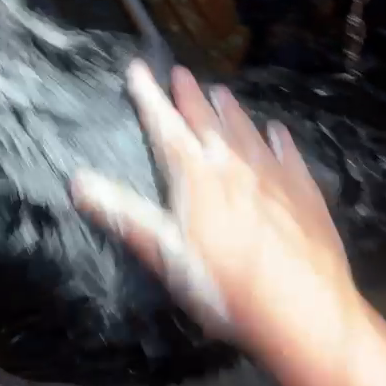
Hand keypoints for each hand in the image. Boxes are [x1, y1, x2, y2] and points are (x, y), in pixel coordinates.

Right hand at [69, 61, 357, 353]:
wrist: (309, 318)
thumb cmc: (226, 284)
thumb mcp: (164, 252)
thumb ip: (121, 213)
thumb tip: (76, 180)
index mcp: (194, 174)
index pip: (164, 125)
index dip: (147, 95)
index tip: (136, 68)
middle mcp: (232, 165)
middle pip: (206, 121)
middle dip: (189, 95)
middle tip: (180, 71)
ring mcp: (273, 179)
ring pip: (246, 133)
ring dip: (231, 111)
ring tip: (221, 91)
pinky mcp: (307, 199)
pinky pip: (290, 159)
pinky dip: (280, 142)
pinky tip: (278, 132)